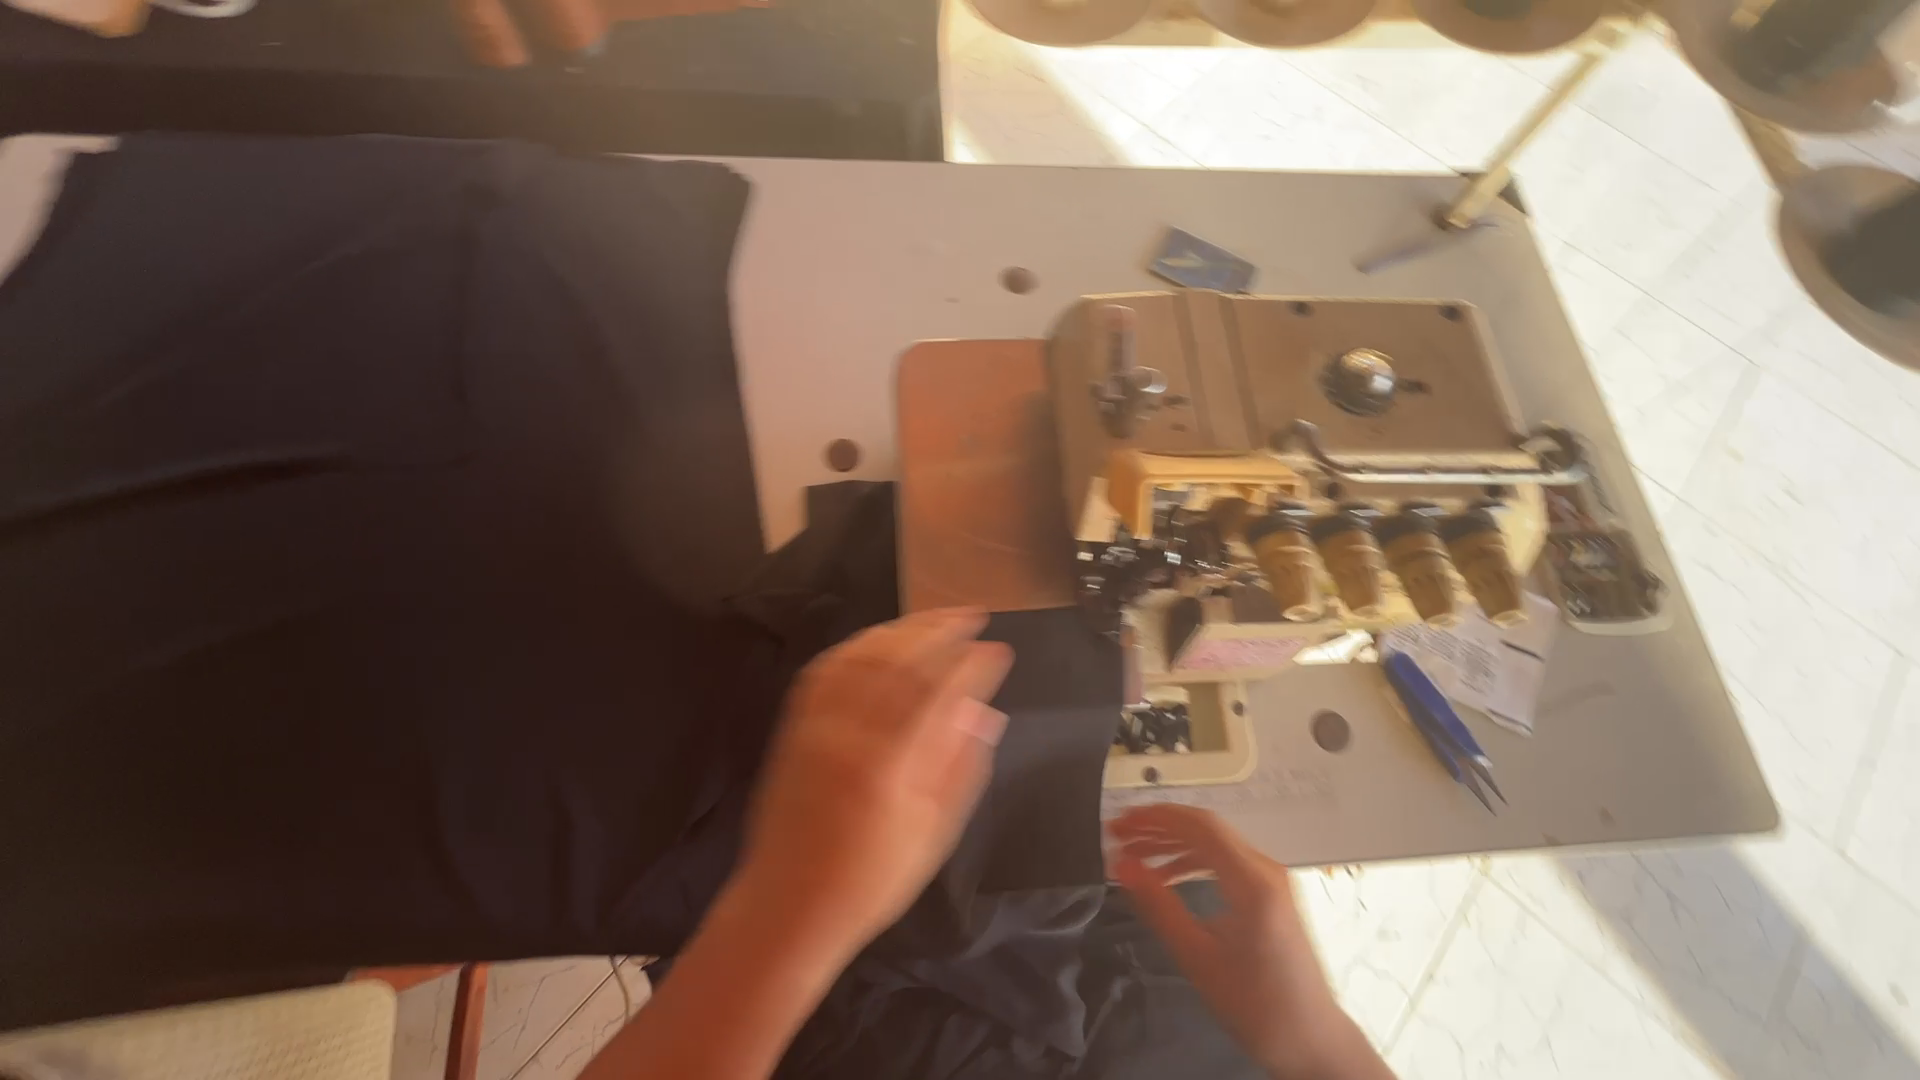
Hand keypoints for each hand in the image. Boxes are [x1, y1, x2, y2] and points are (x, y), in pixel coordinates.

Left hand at [735, 608, 1013, 955]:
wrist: (788, 904)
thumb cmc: (872, 880)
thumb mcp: (933, 836)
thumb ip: (959, 770)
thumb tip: (983, 714)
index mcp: (891, 766)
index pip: (939, 692)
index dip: (971, 664)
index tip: (996, 649)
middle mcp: (851, 734)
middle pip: (899, 659)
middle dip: (940, 629)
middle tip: (972, 615)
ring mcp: (816, 725)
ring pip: (862, 655)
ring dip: (902, 629)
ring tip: (934, 620)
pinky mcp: (794, 726)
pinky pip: (827, 669)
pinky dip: (859, 646)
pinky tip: (880, 641)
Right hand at [1108, 805, 1392, 1079]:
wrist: (1314, 1042)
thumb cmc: (1256, 1006)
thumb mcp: (1197, 958)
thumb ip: (1158, 906)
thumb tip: (1122, 864)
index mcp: (1252, 881)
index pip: (1199, 826)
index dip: (1156, 817)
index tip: (1119, 823)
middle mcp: (1264, 869)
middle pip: (1205, 830)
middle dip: (1158, 827)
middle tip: (1117, 835)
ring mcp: (1270, 880)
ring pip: (1213, 844)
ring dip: (1171, 843)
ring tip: (1132, 854)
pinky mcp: (1269, 893)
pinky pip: (1224, 862)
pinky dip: (1191, 860)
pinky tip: (1164, 875)